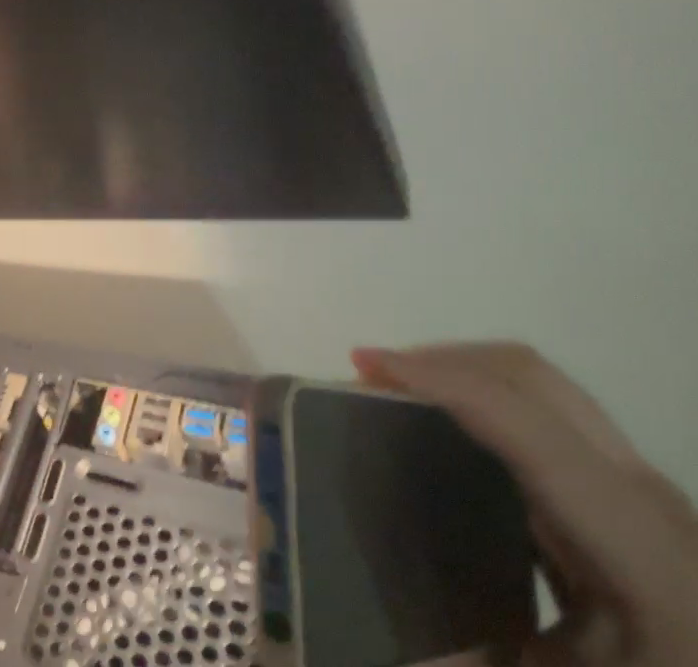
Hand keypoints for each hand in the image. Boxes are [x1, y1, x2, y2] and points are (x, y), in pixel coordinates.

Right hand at [353, 344, 697, 666]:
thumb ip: (451, 645)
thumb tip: (347, 589)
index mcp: (649, 559)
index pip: (537, 439)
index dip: (449, 386)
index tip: (362, 364)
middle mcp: (654, 508)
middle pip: (541, 386)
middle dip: (444, 363)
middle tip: (364, 376)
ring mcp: (643, 499)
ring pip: (542, 394)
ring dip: (456, 380)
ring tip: (384, 396)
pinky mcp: (623, 502)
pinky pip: (541, 425)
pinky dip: (477, 408)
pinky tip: (431, 432)